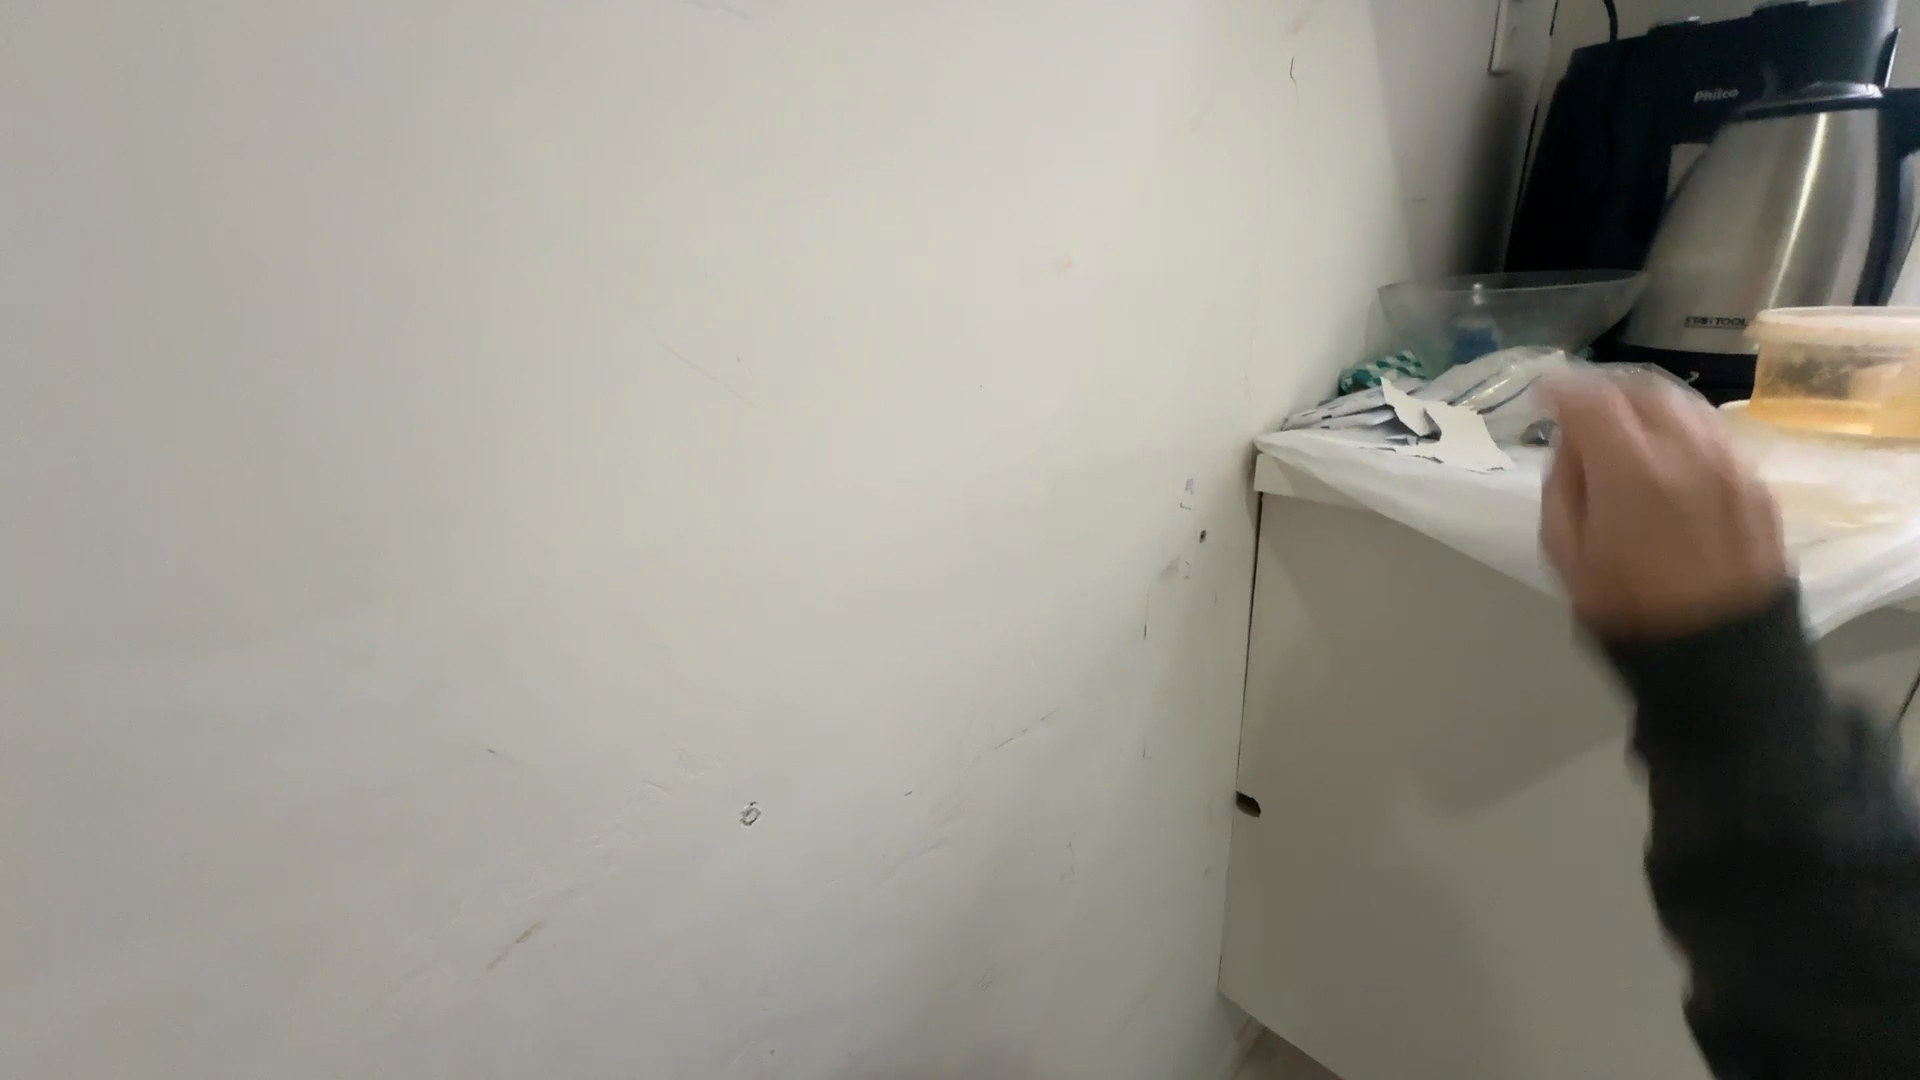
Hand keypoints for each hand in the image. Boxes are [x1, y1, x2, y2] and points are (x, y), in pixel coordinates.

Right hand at [1540, 374, 1786, 640]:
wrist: (1711, 641)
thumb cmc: (1618, 598)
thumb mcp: (1562, 543)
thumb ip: (1564, 483)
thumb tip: (1572, 445)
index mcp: (1631, 470)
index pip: (1593, 402)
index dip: (1561, 389)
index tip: (1541, 391)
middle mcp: (1687, 454)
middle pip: (1645, 390)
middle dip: (1606, 388)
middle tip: (1578, 401)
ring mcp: (1729, 465)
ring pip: (1685, 405)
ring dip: (1645, 403)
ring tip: (1618, 419)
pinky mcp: (1754, 482)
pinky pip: (1711, 434)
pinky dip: (1677, 427)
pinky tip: (1658, 449)